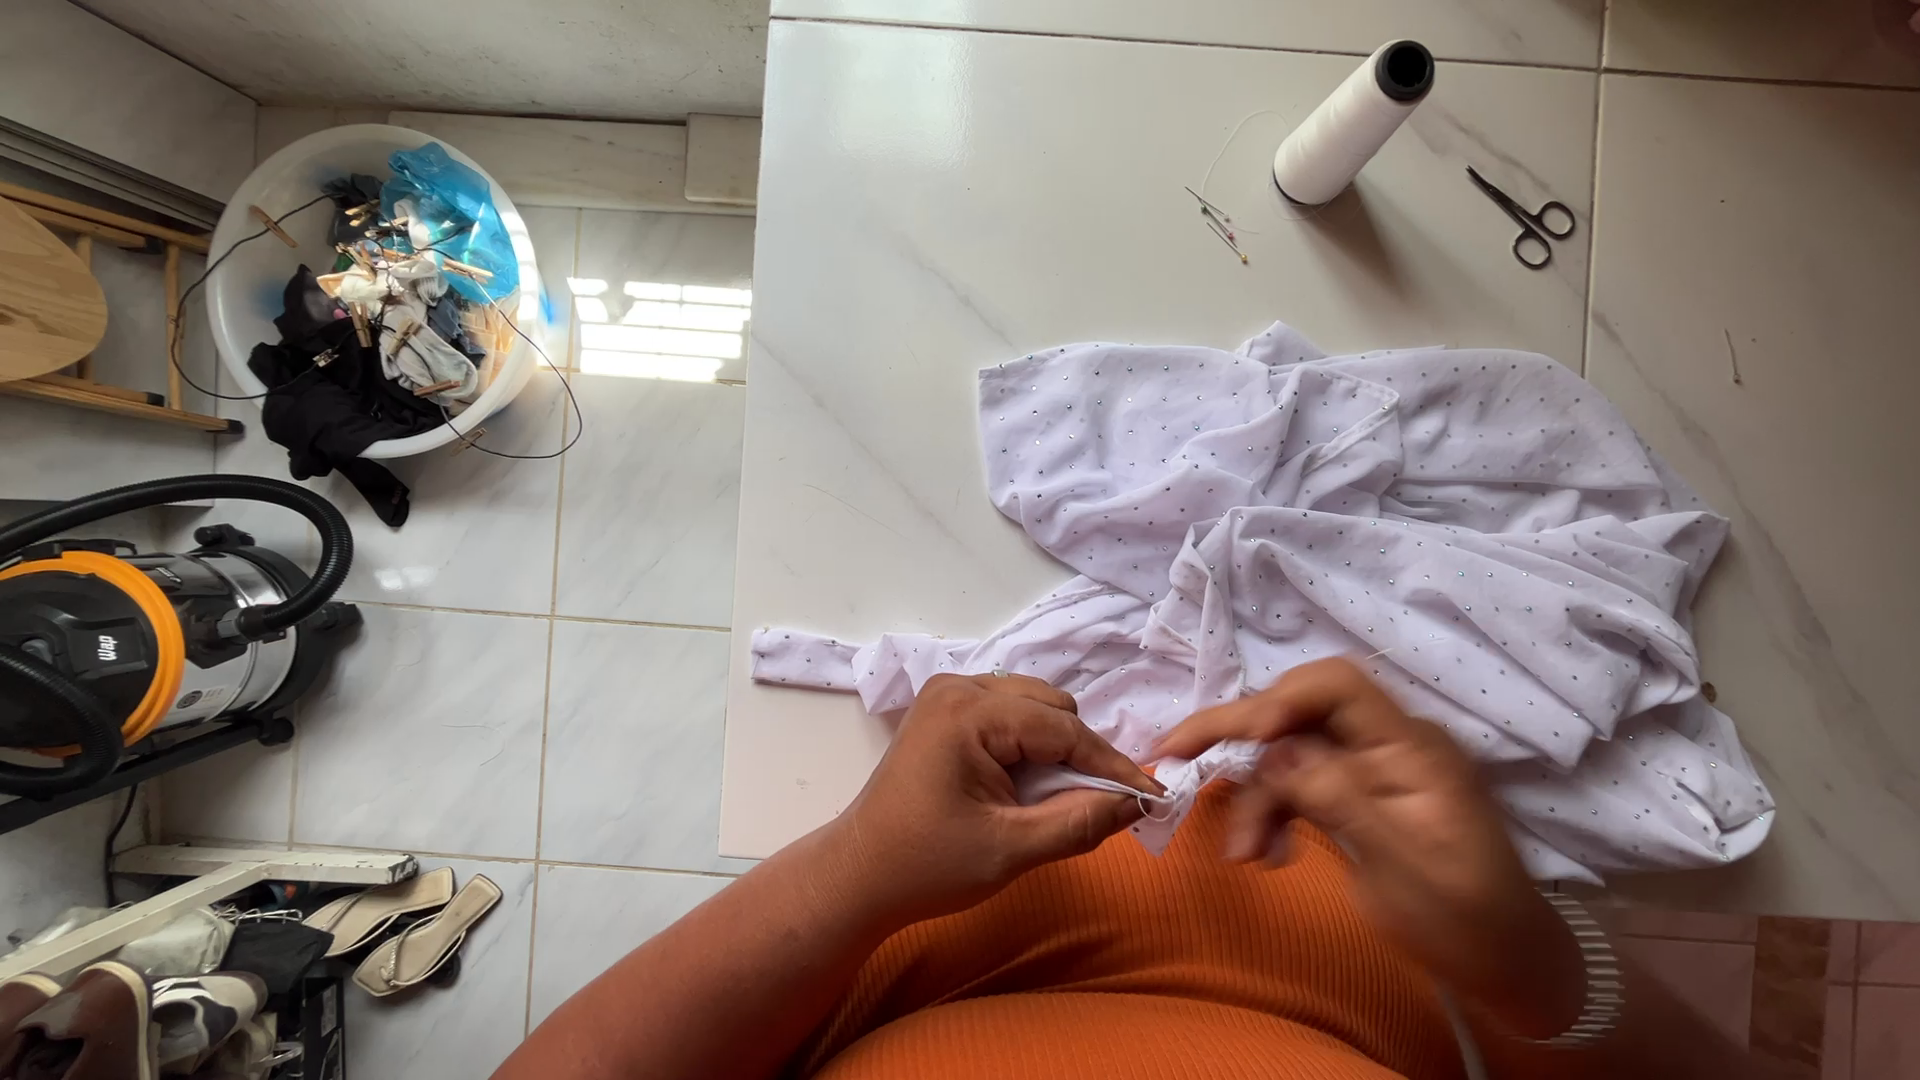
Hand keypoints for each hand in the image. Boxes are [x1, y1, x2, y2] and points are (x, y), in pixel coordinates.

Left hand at [830, 672, 1161, 924]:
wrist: (860, 874)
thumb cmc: (926, 866)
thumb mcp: (1010, 850)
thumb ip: (1079, 822)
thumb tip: (1136, 803)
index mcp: (969, 712)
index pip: (1063, 729)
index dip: (1112, 765)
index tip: (1152, 796)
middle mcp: (959, 686)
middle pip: (1051, 707)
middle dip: (1078, 756)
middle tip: (1086, 807)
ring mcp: (949, 693)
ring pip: (1034, 706)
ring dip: (1054, 748)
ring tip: (1046, 800)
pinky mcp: (945, 708)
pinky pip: (1010, 712)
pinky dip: (1029, 744)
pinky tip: (1021, 784)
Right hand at [1154, 658, 1584, 1036]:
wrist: (1505, 965)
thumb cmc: (1468, 922)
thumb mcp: (1407, 870)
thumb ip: (1341, 801)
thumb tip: (1275, 752)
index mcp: (1409, 749)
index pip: (1339, 686)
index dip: (1283, 698)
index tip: (1245, 736)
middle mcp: (1379, 743)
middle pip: (1293, 711)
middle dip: (1232, 732)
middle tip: (1172, 753)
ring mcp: (1361, 765)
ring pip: (1281, 752)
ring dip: (1250, 794)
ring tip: (1240, 851)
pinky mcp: (1346, 789)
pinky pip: (1288, 782)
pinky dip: (1266, 812)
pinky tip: (1261, 851)